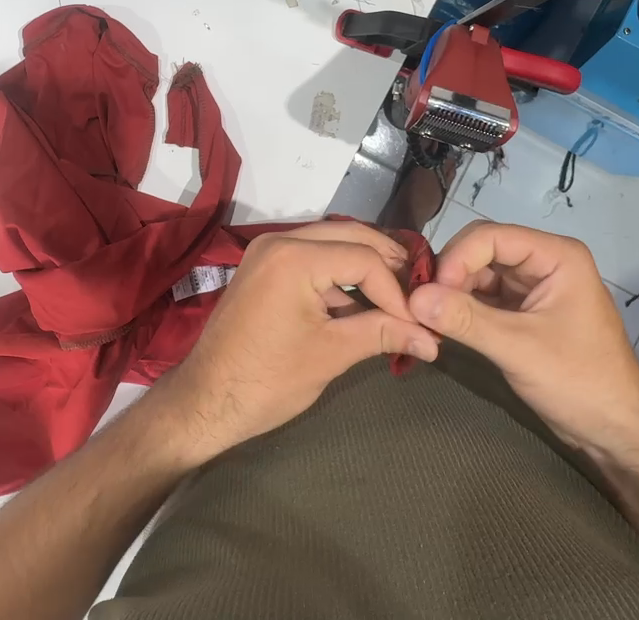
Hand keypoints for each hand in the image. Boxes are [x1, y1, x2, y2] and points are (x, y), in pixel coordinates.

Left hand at [149, 222, 439, 462]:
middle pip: (351, 237)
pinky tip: (362, 306)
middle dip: (387, 266)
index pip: (365, 258)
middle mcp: (280, 240)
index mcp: (294, 257)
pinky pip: (312, 258)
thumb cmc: (267, 381)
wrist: (205, 402)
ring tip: (396, 303)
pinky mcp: (264, 267)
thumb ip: (383, 334)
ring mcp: (268, 251)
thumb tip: (432, 338)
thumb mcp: (332, 354)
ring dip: (365, 269)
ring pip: (332, 244)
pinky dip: (339, 277)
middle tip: (417, 298)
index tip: (417, 324)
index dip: (396, 291)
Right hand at [407, 221, 638, 461]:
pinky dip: (462, 309)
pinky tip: (441, 325)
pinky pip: (484, 298)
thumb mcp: (519, 349)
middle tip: (422, 305)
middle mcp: (544, 262)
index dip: (456, 258)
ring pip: (478, 274)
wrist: (617, 434)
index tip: (430, 293)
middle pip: (481, 250)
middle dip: (450, 274)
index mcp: (556, 256)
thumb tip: (414, 298)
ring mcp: (533, 287)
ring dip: (452, 292)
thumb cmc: (580, 383)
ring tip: (426, 316)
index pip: (490, 236)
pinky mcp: (523, 312)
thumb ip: (466, 320)